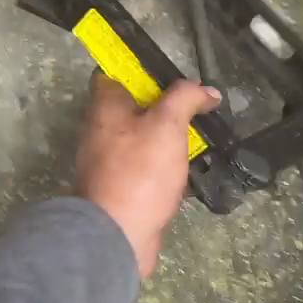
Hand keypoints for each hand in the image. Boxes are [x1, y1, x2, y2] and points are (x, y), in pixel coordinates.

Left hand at [75, 73, 218, 277]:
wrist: (118, 231)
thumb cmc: (140, 170)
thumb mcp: (168, 125)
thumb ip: (184, 100)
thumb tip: (204, 89)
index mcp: (102, 106)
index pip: (112, 74)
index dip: (140, 71)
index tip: (172, 79)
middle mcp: (97, 128)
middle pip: (129, 106)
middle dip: (161, 107)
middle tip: (194, 112)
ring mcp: (105, 158)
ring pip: (137, 137)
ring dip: (164, 138)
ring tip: (197, 140)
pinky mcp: (116, 184)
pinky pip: (141, 165)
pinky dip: (161, 165)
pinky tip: (184, 171)